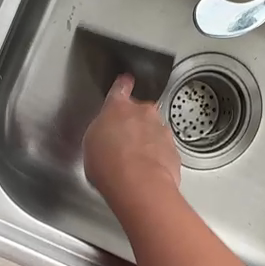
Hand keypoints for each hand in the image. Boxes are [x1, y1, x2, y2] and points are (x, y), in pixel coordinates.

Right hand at [84, 75, 180, 204]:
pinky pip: (164, 151)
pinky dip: (157, 159)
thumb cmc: (109, 164)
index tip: (126, 81)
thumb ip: (101, 131)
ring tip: (134, 164)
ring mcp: (161, 131)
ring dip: (147, 143)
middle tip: (123, 144)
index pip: (121, 88)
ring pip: (154, 132)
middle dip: (135, 124)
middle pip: (140, 112)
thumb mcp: (90, 145)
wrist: (138, 184)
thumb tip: (105, 135)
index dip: (123, 85)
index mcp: (118, 108)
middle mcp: (143, 113)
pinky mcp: (173, 150)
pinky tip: (147, 173)